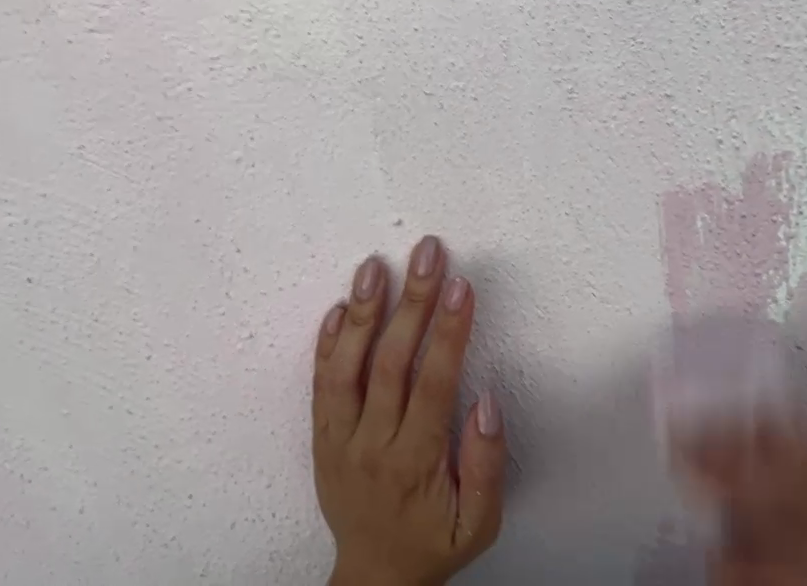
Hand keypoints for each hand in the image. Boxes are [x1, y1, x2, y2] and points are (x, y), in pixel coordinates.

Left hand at [312, 236, 506, 585]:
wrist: (373, 577)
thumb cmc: (430, 544)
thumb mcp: (478, 523)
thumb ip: (486, 464)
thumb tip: (487, 401)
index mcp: (414, 462)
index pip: (433, 384)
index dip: (449, 331)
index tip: (461, 286)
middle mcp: (372, 444)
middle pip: (392, 362)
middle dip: (414, 301)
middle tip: (428, 253)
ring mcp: (341, 438)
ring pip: (348, 366)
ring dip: (365, 311)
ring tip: (376, 265)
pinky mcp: (322, 436)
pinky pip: (320, 385)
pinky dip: (328, 343)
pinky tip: (341, 306)